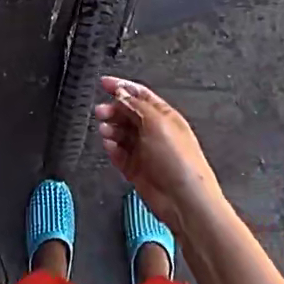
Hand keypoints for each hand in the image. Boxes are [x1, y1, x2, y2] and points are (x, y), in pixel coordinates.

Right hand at [95, 76, 223, 230]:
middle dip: (112, 109)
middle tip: (101, 111)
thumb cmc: (180, 162)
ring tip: (105, 130)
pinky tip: (110, 147)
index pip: (139, 95)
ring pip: (120, 133)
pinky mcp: (136, 169)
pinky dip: (111, 149)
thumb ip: (136, 105)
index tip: (103, 83)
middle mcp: (154, 132)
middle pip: (127, 113)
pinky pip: (118, 154)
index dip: (121, 87)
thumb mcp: (157, 123)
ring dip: (110, 129)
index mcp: (164, 117)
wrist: (183, 200)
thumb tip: (121, 93)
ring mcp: (145, 151)